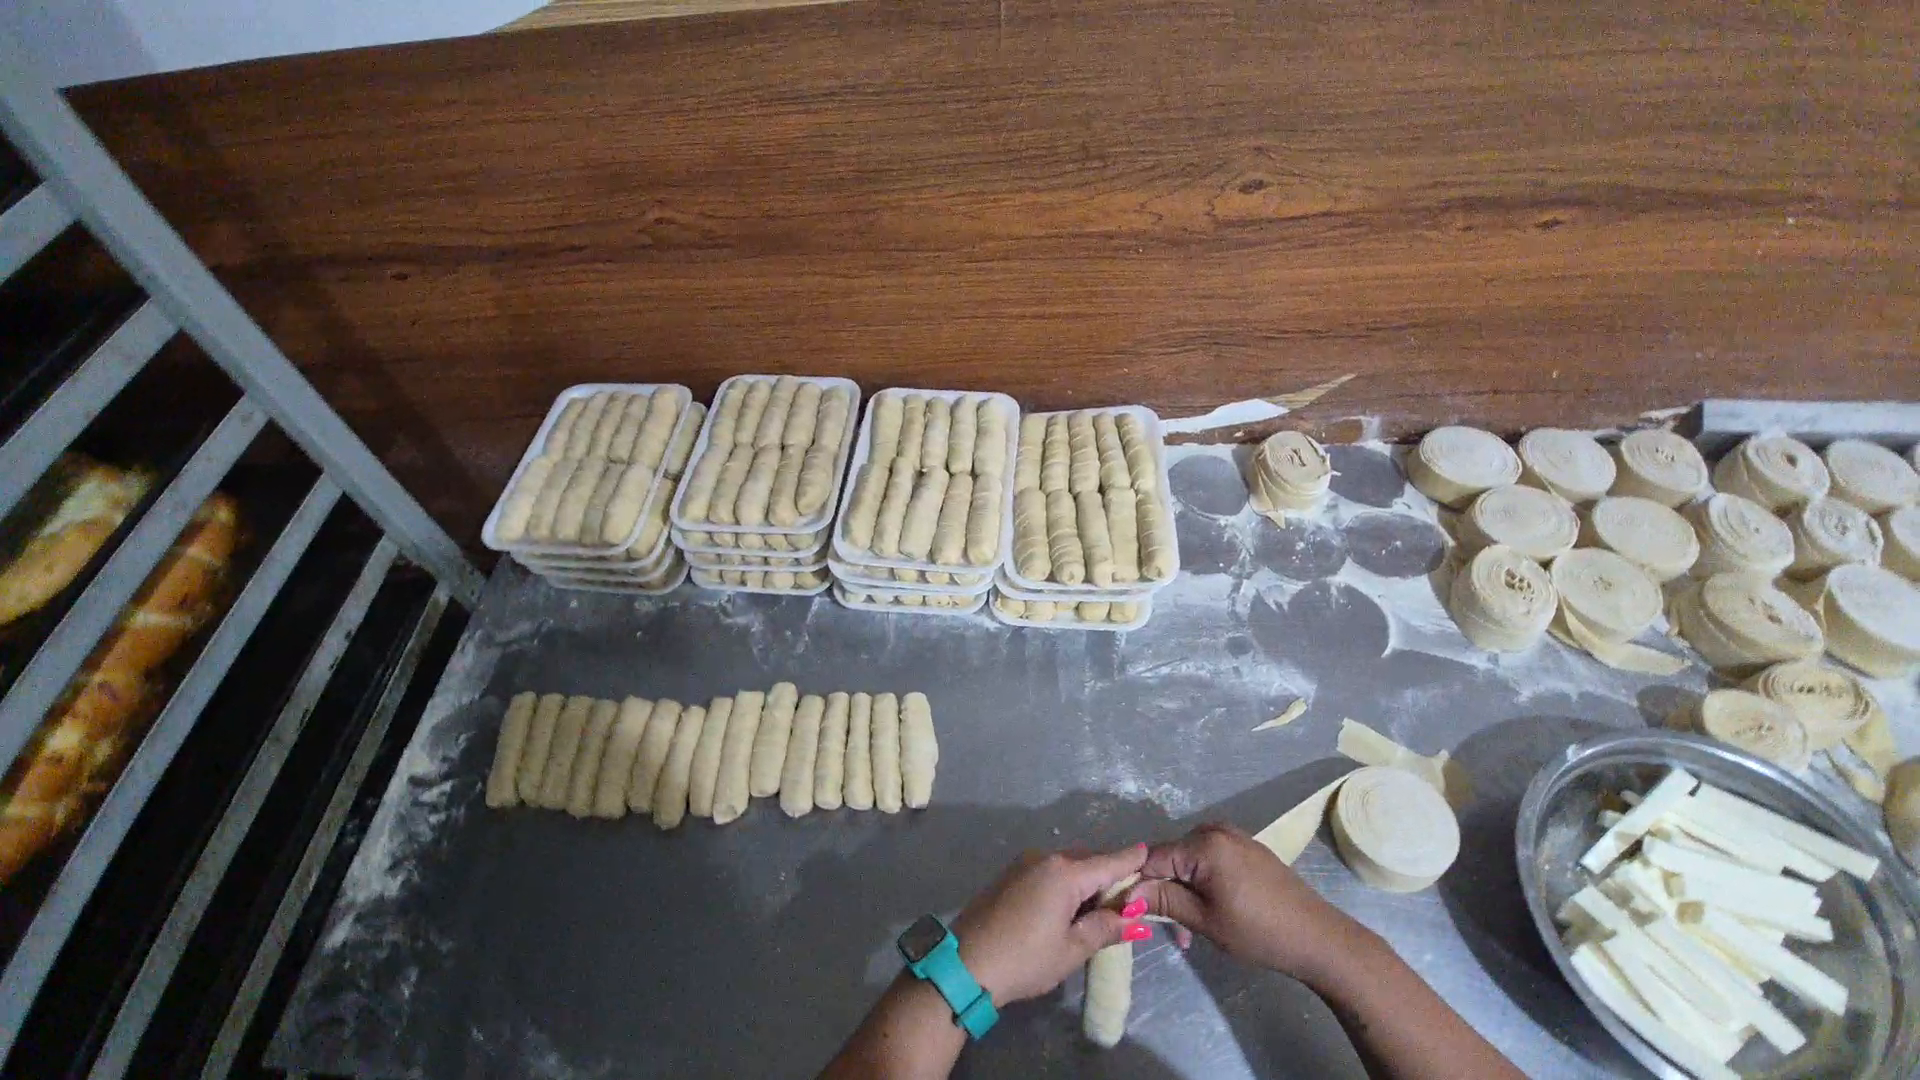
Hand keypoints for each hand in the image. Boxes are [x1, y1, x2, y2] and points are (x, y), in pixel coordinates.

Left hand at [951, 844, 1149, 1004]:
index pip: (1109, 862)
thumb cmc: (1025, 958)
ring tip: (1099, 910)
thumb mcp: (1072, 949)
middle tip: (1128, 902)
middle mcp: (1045, 858)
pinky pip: (1048, 871)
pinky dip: (1065, 883)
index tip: (1150, 853)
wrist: (965, 964)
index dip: (1132, 860)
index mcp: (1064, 872)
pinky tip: (1068, 908)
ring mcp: (1024, 864)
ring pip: (1067, 865)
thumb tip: (1135, 919)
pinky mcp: (1010, 875)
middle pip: (1088, 860)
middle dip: (1109, 876)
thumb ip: (1105, 928)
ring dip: (1085, 881)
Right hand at [1128, 823, 1377, 987]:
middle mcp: (1215, 830)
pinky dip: (1202, 882)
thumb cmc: (1259, 932)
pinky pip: (1210, 859)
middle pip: (1170, 857)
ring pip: (1189, 860)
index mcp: (1203, 844)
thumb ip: (1162, 901)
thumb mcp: (1204, 920)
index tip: (1128, 910)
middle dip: (1163, 890)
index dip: (1136, 883)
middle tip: (1168, 929)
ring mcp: (1234, 837)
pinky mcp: (1247, 849)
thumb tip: (1125, 894)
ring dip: (1182, 889)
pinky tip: (1209, 910)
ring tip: (1189, 928)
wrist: (1319, 939)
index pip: (1152, 858)